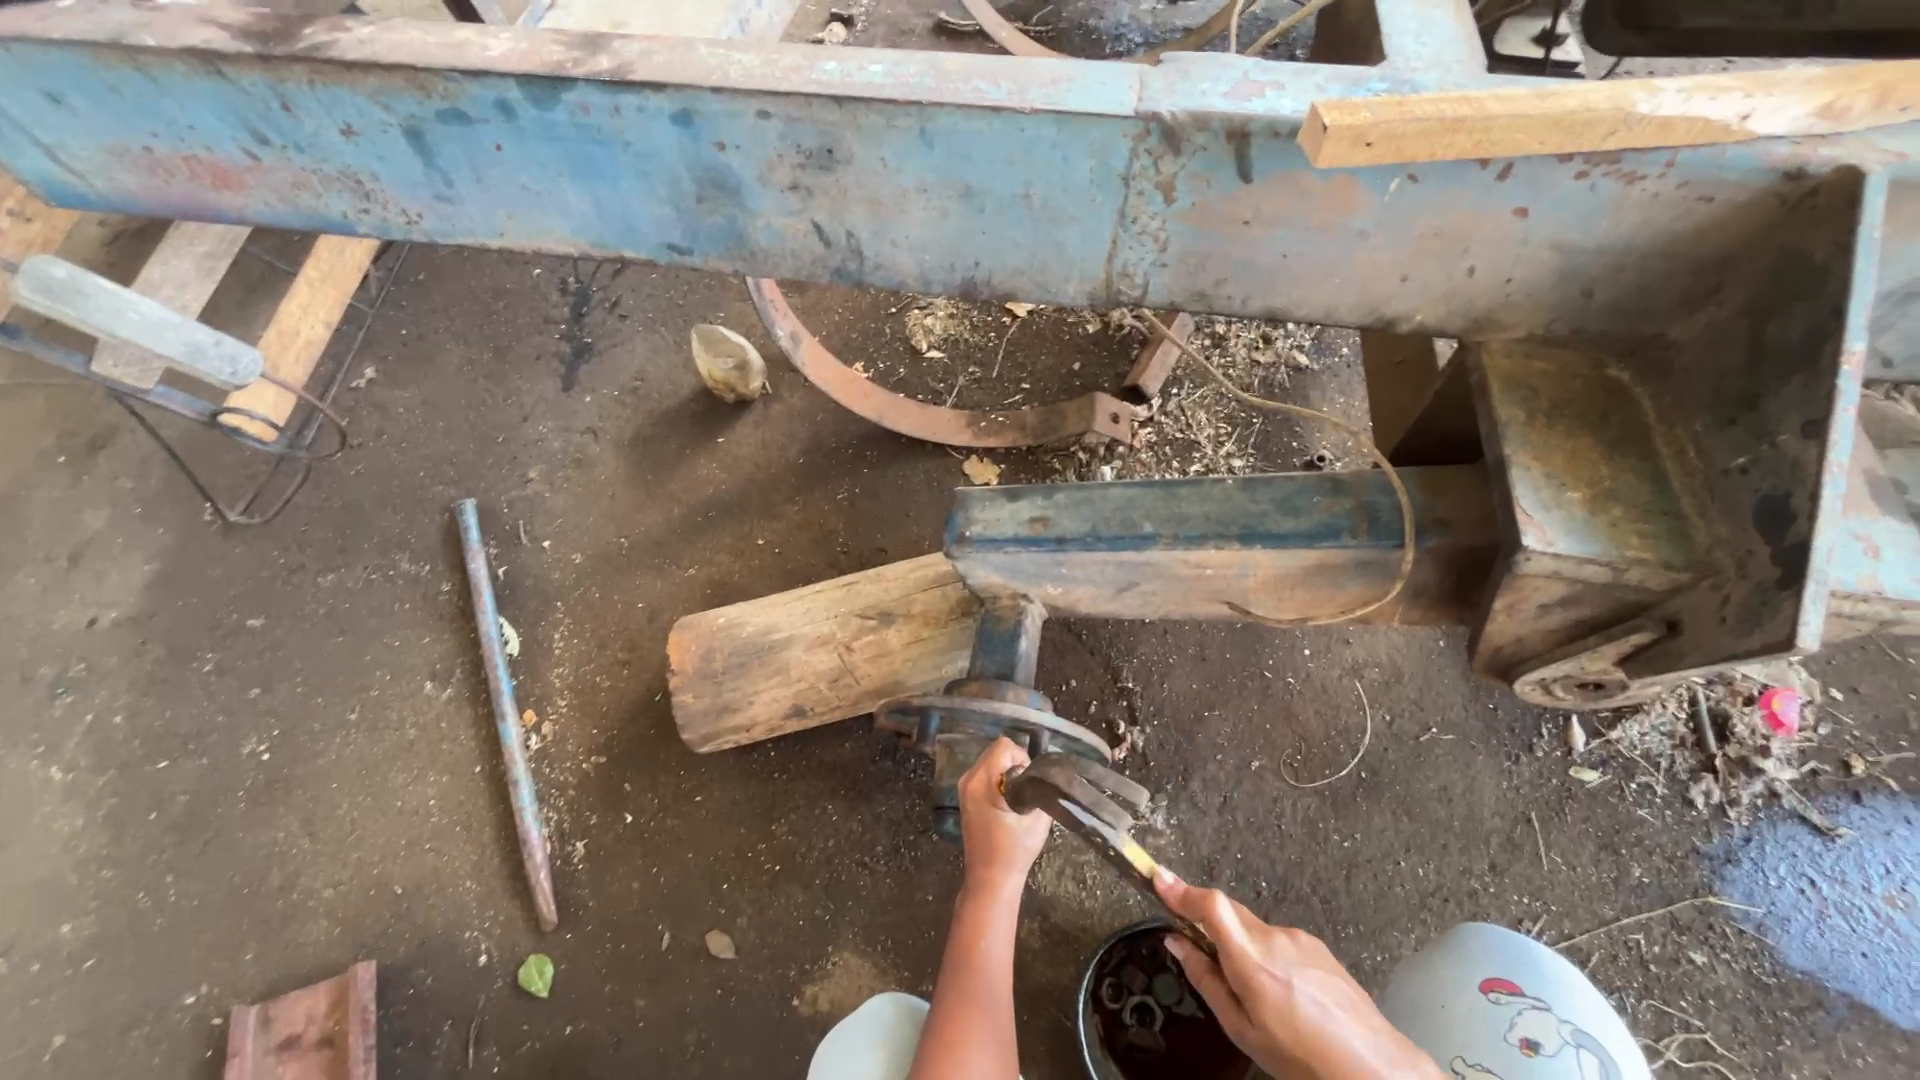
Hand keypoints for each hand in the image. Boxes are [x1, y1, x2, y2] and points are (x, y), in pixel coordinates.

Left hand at [956, 738, 1051, 892]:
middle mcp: (968, 779)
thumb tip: (1046, 776)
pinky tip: (1008, 801)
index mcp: (982, 782)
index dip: (1022, 758)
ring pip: (990, 760)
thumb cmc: (1014, 851)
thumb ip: (1042, 791)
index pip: (1004, 746)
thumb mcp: (1037, 820)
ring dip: (1007, 771)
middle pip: (995, 750)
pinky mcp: (966, 795)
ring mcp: (964, 787)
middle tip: (1028, 789)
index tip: (1031, 781)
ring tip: (1019, 797)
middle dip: (1015, 763)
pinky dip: (998, 778)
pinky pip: (985, 773)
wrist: (990, 878)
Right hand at [1155, 871, 1443, 1079]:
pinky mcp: (1317, 946)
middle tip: (1204, 957)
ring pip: (1255, 930)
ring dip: (1243, 947)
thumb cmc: (1301, 1057)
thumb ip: (1205, 979)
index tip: (1159, 877)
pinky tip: (1284, 994)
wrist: (1373, 1067)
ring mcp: (1299, 939)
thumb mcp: (1241, 1028)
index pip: (1210, 906)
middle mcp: (1274, 938)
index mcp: (1251, 960)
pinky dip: (1269, 956)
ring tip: (1258, 996)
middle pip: (1229, 913)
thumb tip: (1176, 942)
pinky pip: (1279, 941)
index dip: (1181, 889)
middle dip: (1210, 924)